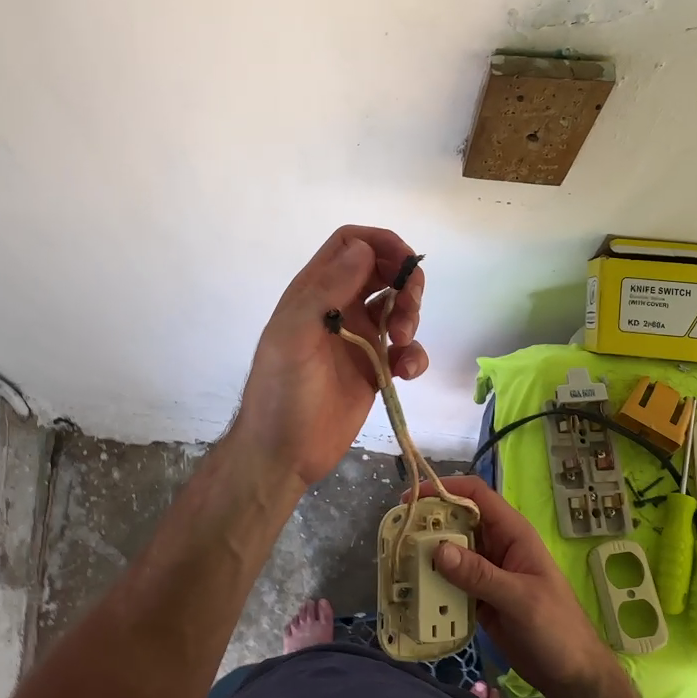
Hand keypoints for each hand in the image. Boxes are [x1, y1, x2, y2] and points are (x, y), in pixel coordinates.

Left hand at [226, 226, 428, 486]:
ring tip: (402, 344)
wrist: (283, 453)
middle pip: (383, 272)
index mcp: (315, 291)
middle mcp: (338, 307)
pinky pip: (405, 349)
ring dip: (411, 317)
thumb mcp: (295, 335)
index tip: (406, 264)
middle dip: (405, 282)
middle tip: (409, 309)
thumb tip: (364, 249)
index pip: (351, 244)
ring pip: (398, 308)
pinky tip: (407, 373)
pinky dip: (414, 355)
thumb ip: (327, 290)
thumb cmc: (282, 392)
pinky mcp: (375, 369)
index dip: (381, 243)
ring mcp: (358, 338)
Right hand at [415, 476, 617, 697]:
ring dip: (427, 555)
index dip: (446, 489)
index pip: (477, 496)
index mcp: (513, 533)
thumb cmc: (557, 629)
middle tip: (397, 535)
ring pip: (451, 552)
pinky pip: (451, 581)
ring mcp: (487, 572)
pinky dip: (433, 583)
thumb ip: (480, 575)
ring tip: (397, 562)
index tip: (413, 497)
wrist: (572, 676)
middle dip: (429, 524)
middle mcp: (497, 546)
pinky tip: (413, 591)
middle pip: (458, 522)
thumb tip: (437, 549)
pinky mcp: (479, 598)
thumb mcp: (520, 599)